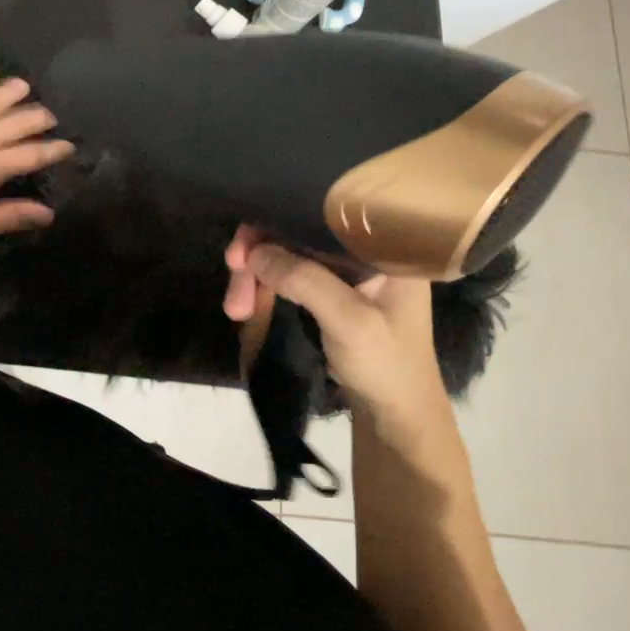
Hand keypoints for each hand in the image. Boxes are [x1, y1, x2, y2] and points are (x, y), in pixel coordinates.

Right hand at [224, 225, 448, 424]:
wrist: (396, 417)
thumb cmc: (388, 368)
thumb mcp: (350, 323)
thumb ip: (305, 281)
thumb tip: (254, 252)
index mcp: (385, 247)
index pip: (322, 213)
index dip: (277, 222)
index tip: (244, 249)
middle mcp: (365, 250)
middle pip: (297, 233)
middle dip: (258, 256)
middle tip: (233, 287)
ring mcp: (347, 271)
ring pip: (287, 255)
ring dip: (255, 277)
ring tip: (235, 310)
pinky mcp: (331, 291)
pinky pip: (289, 275)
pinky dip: (264, 288)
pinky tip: (247, 309)